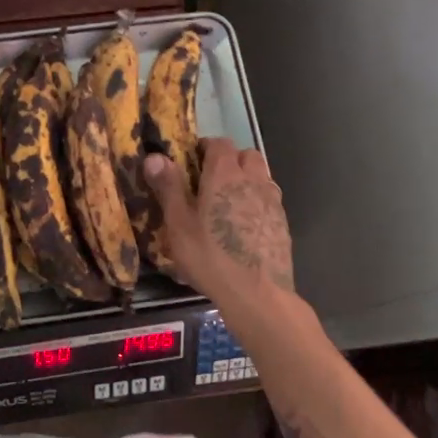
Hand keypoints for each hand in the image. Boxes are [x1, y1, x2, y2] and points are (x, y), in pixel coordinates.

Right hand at [145, 139, 296, 313]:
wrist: (258, 294)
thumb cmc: (210, 257)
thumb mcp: (179, 224)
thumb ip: (169, 187)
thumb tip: (154, 156)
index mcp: (225, 174)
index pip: (219, 143)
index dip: (204, 147)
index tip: (189, 162)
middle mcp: (253, 180)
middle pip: (245, 155)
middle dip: (228, 160)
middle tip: (207, 181)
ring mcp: (272, 201)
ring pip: (260, 176)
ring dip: (245, 179)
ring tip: (225, 202)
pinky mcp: (282, 222)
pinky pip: (268, 199)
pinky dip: (255, 201)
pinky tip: (242, 225)